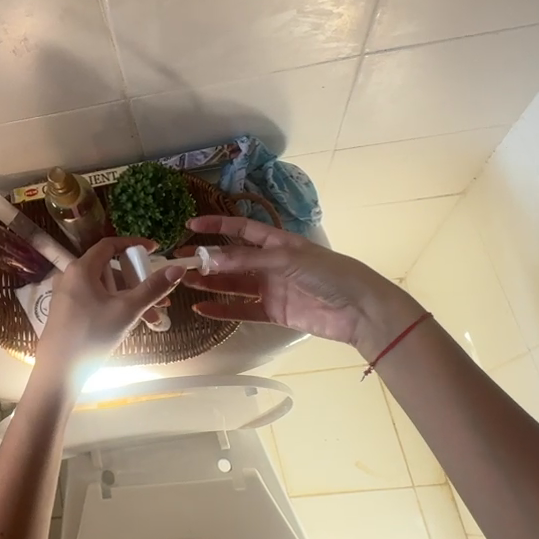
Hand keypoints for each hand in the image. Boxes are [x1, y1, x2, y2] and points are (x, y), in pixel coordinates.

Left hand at [35, 237, 182, 379]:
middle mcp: (70, 276)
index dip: (133, 245)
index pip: (109, 245)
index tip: (154, 250)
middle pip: (109, 269)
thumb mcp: (126, 311)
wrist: (59, 370)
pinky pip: (94, 299)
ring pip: (103, 288)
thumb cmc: (91, 335)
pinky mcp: (66, 310)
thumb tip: (177, 268)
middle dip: (136, 282)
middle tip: (158, 296)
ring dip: (128, 297)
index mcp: (81, 269)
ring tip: (151, 317)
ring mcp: (66, 294)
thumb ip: (152, 289)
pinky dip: (113, 305)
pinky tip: (129, 323)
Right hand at [182, 216, 422, 359]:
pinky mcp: (274, 312)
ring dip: (209, 283)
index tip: (190, 226)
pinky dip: (222, 309)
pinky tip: (202, 308)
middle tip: (179, 261)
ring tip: (184, 282)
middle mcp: (270, 263)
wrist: (359, 310)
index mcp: (276, 242)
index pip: (240, 229)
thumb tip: (209, 258)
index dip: (216, 225)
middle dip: (206, 259)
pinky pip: (242, 309)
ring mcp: (271, 288)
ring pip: (233, 284)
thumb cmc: (327, 273)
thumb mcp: (285, 259)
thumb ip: (246, 260)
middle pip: (232, 259)